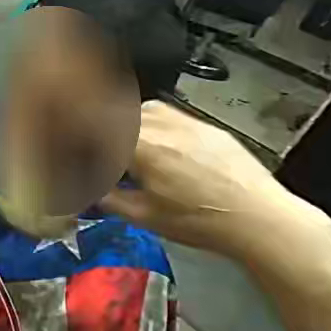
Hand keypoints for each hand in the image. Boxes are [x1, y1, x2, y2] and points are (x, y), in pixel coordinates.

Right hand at [99, 102, 327, 262]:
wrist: (256, 217)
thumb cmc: (202, 222)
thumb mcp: (146, 216)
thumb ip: (111, 199)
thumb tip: (95, 192)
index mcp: (143, 147)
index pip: (98, 127)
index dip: (81, 134)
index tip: (74, 148)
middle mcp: (164, 125)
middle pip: (118, 111)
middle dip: (102, 129)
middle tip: (98, 152)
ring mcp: (188, 122)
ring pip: (144, 109)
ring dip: (127, 123)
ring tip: (127, 150)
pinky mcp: (207, 126)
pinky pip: (171, 115)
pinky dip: (154, 125)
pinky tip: (159, 149)